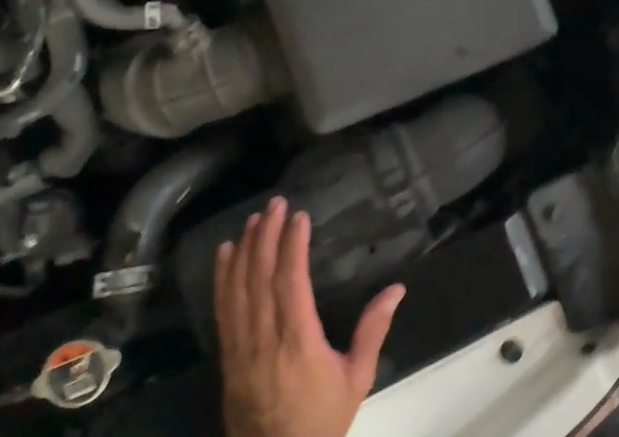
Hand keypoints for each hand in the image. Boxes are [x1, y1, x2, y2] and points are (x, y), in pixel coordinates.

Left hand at [214, 197, 405, 436]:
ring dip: (246, 249)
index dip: (293, 246)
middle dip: (268, 236)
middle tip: (276, 203)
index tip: (300, 217)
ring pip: (239, 287)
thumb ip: (373, 330)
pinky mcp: (227, 355)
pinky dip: (223, 277)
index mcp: (299, 341)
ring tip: (255, 218)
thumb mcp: (357, 378)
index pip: (291, 282)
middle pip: (261, 277)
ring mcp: (241, 346)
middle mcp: (266, 338)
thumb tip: (396, 289)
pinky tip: (226, 253)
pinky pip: (223, 308)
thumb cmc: (321, 420)